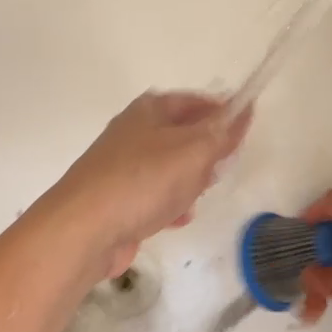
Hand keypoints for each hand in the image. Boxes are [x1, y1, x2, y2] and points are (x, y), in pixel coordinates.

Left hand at [44, 92, 251, 278]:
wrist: (87, 229)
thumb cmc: (142, 183)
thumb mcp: (192, 152)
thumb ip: (221, 133)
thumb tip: (244, 110)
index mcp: (149, 111)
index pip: (194, 102)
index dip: (222, 113)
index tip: (245, 131)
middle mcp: (134, 134)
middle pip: (182, 136)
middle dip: (205, 153)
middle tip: (219, 170)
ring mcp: (124, 169)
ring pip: (170, 170)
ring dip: (189, 183)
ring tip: (198, 197)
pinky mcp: (120, 202)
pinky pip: (155, 198)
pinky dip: (171, 206)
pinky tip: (178, 219)